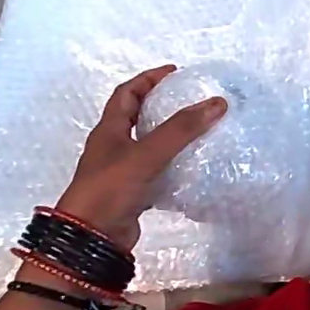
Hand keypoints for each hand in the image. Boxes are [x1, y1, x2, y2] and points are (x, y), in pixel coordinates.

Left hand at [56, 65, 226, 248]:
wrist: (92, 237)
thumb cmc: (112, 187)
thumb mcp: (147, 153)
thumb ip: (181, 129)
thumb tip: (217, 103)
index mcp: (109, 130)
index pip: (127, 94)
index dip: (148, 79)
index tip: (173, 73)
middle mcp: (113, 147)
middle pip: (136, 117)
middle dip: (160, 106)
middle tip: (189, 101)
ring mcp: (121, 172)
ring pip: (147, 146)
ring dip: (168, 137)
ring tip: (196, 132)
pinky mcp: (131, 194)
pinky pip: (155, 173)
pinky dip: (172, 167)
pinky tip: (191, 169)